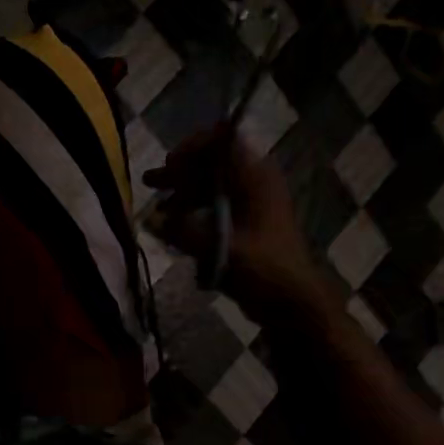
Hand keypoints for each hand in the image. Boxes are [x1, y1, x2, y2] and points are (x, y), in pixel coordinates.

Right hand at [144, 126, 331, 318]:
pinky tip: (176, 231)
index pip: (222, 141)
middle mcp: (254, 184)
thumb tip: (151, 220)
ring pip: (211, 188)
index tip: (169, 166)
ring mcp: (251, 206)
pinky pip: (216, 210)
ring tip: (159, 212)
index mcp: (255, 178)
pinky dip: (196, 215)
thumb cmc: (263, 270)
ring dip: (184, 196)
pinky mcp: (246, 227)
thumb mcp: (221, 249)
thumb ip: (184, 232)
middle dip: (180, 173)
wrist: (292, 302)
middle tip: (151, 183)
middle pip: (212, 165)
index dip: (192, 148)